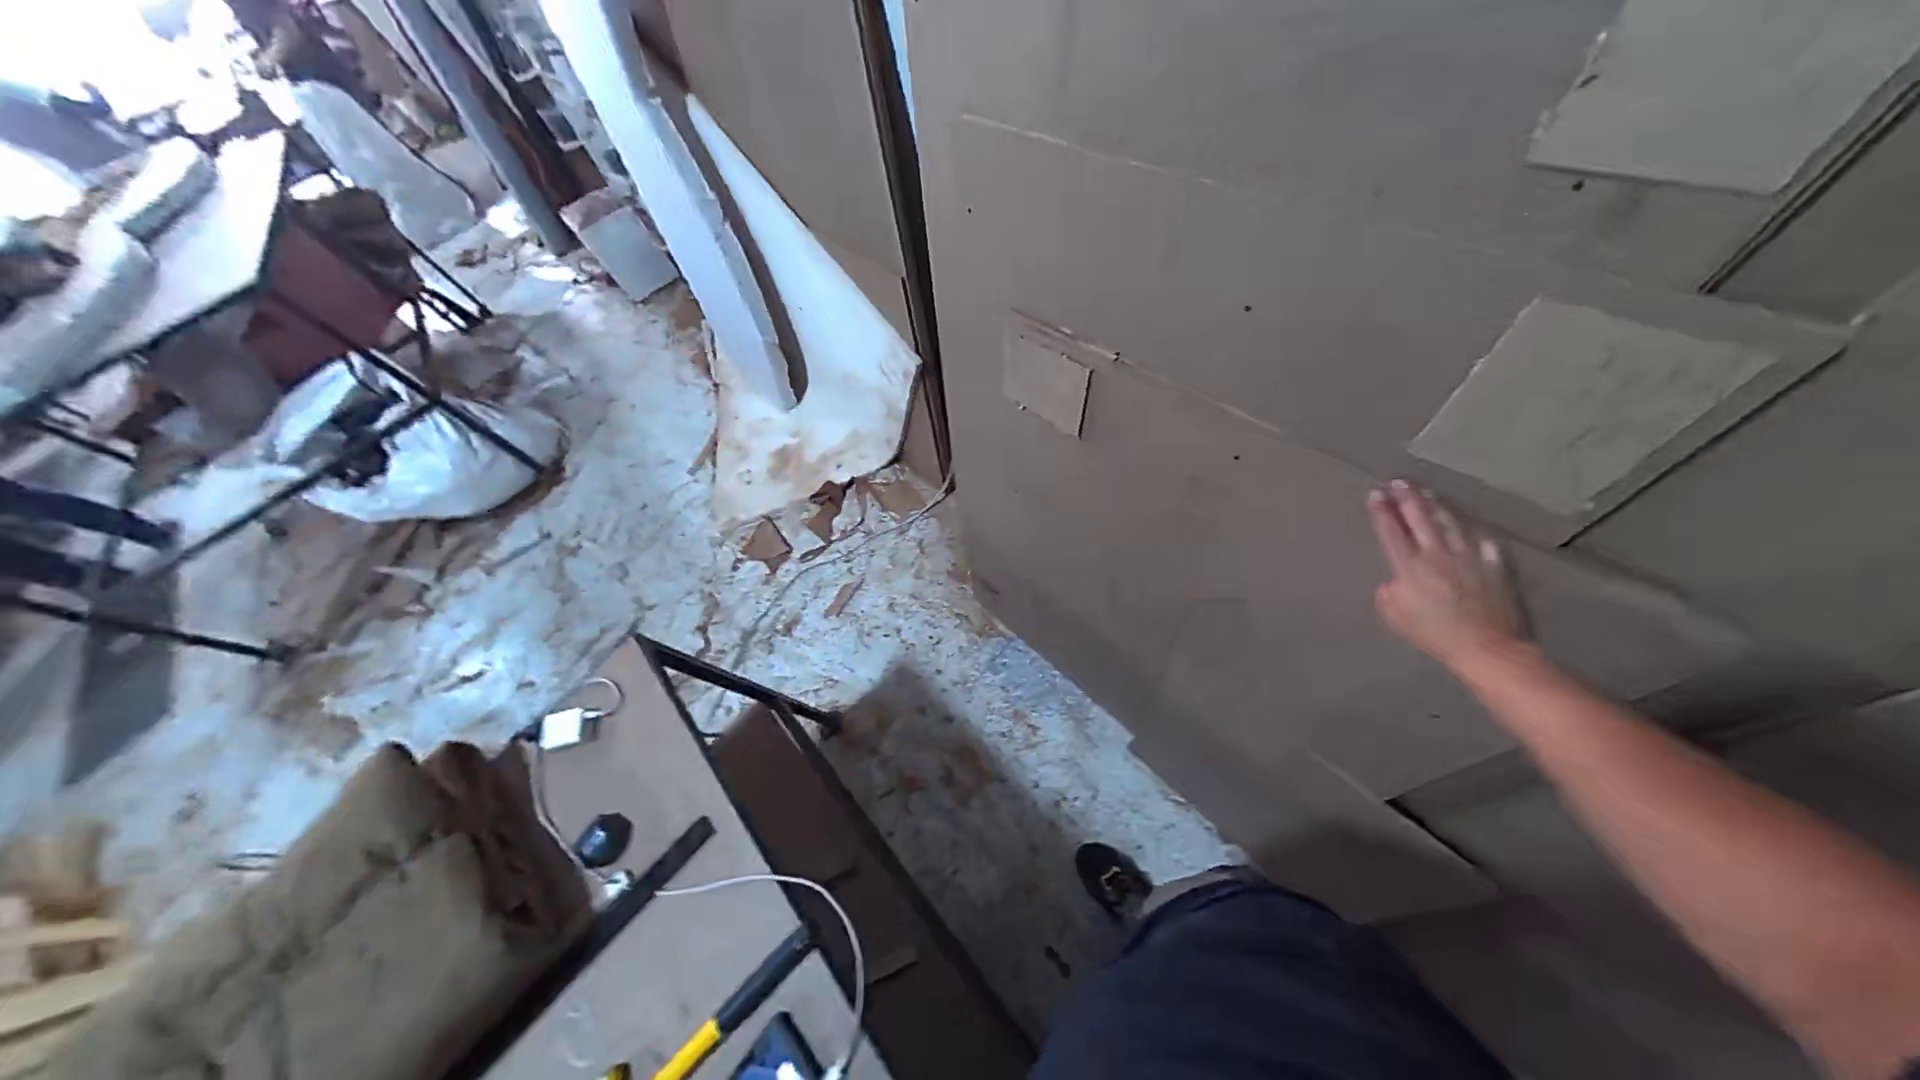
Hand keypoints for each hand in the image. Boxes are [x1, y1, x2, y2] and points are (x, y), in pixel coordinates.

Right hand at [1367, 480, 1525, 665]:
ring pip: (1449, 523)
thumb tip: (1396, 580)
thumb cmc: (1433, 633)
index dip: (1381, 511)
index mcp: (1409, 567)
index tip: (1375, 494)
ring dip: (1434, 505)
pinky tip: (1467, 523)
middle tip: (1397, 482)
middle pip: (1419, 518)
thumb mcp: (1395, 615)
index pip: (1391, 531)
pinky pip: (1481, 541)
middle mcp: (1437, 554)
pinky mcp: (1492, 565)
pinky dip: (1471, 529)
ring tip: (1425, 491)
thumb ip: (1390, 591)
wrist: (1485, 646)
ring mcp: (1468, 557)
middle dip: (1406, 497)